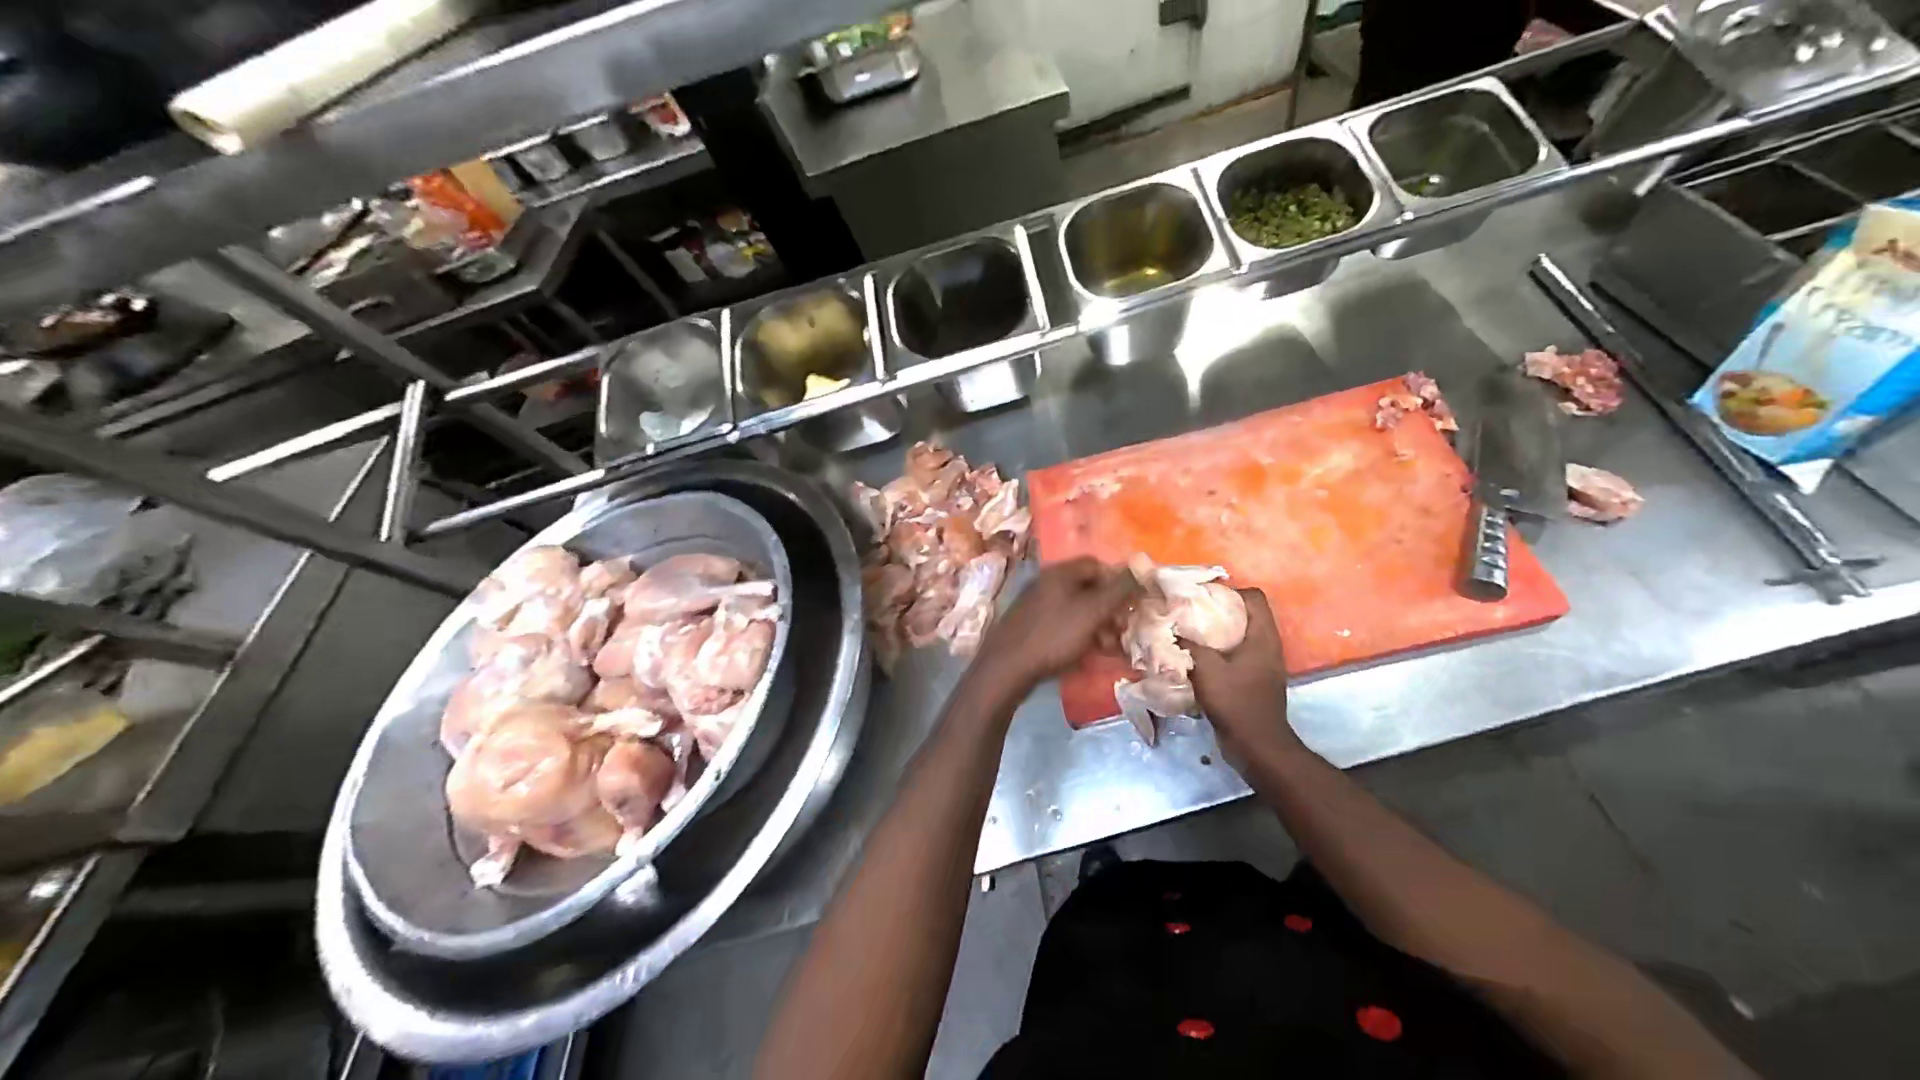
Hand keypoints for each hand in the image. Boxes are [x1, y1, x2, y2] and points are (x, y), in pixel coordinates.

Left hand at [975, 557, 1136, 692]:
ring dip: (1098, 626)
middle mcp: (1047, 583)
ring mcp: (1036, 605)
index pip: (1096, 564)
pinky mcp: (1031, 627)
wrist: (1007, 667)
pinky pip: (1063, 625)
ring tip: (1108, 647)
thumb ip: (1120, 589)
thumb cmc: (1054, 635)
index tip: (1131, 604)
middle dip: (1109, 609)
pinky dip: (1080, 636)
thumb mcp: (1093, 611)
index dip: (1118, 581)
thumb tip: (1143, 566)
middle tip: (1122, 630)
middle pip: (1088, 588)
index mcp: (1060, 573)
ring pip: (1077, 609)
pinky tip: (1087, 654)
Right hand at [1187, 589, 1298, 755]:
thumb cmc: (1236, 703)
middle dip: (1216, 611)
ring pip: (1237, 636)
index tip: (1201, 596)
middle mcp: (1267, 646)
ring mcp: (1261, 665)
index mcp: (1263, 637)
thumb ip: (1189, 645)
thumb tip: (1171, 629)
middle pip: (1244, 615)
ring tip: (1187, 633)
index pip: (1253, 597)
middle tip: (1188, 612)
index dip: (1229, 591)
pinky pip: (1234, 656)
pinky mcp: (1252, 681)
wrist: (1256, 746)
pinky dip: (1215, 653)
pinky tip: (1193, 659)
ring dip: (1214, 634)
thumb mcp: (1207, 670)